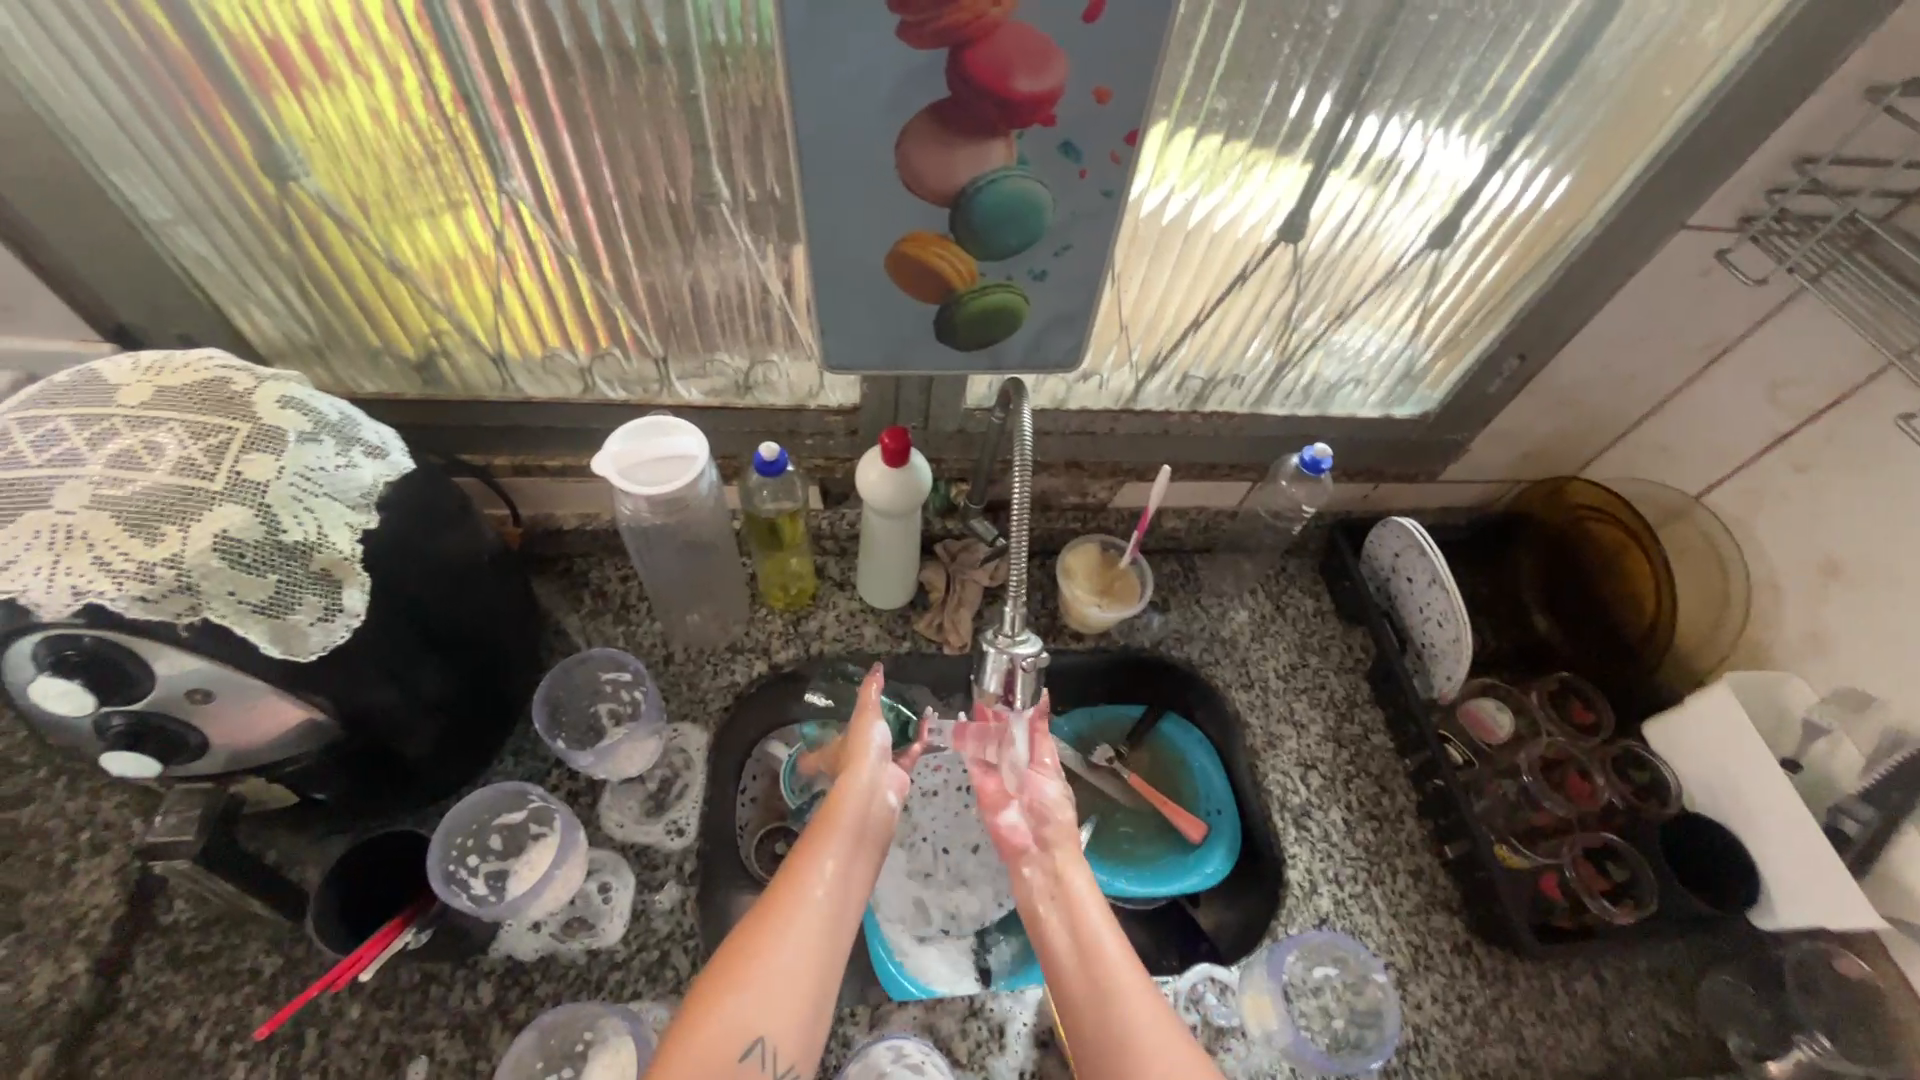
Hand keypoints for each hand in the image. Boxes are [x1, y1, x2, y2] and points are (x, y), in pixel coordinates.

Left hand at [804, 664, 928, 822]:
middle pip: (853, 752)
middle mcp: (849, 765)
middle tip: (877, 717)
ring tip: (911, 715)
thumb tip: (876, 666)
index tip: (812, 744)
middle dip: (866, 737)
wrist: (879, 786)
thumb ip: (871, 690)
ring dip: (899, 735)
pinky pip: (907, 755)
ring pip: (885, 752)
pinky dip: (917, 741)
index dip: (811, 752)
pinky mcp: (896, 777)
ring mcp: (874, 772)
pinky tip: (926, 725)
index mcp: (831, 753)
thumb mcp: (864, 713)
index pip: (812, 757)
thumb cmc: (861, 748)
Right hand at [952, 691, 1080, 862]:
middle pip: (1003, 731)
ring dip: (981, 722)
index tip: (1010, 684)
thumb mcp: (1049, 766)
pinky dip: (966, 742)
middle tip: (989, 686)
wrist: (1038, 851)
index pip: (1024, 725)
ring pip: (986, 741)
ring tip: (976, 697)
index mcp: (1037, 756)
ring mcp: (997, 771)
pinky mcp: (981, 783)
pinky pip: (973, 758)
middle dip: (996, 711)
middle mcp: (1016, 761)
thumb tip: (1043, 697)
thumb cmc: (1052, 810)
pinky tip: (961, 724)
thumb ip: (1039, 733)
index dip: (1016, 707)